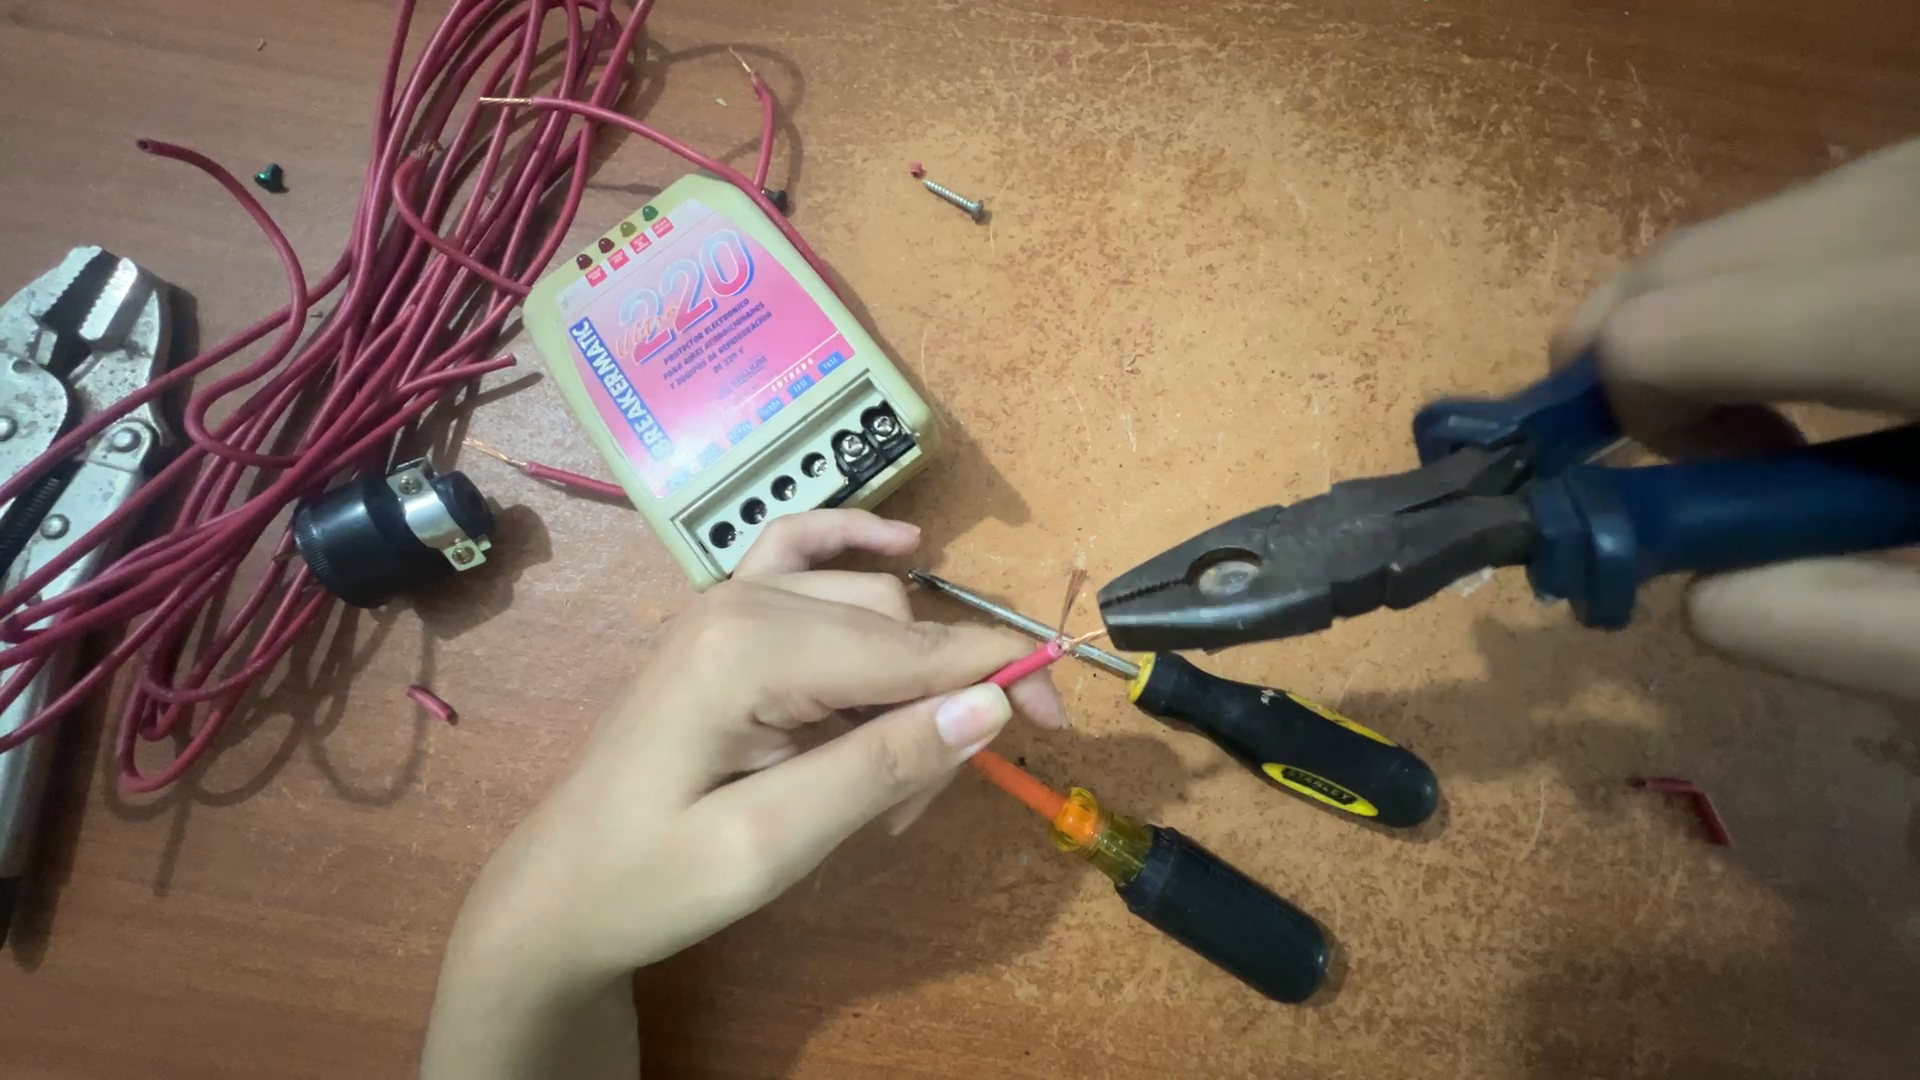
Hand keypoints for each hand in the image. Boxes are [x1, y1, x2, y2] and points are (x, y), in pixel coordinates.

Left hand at [421, 510, 1064, 1078]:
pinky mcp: (729, 611)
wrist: (564, 883)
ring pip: (870, 605)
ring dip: (905, 675)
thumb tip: (988, 703)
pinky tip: (901, 544)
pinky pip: (804, 544)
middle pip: (895, 628)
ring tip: (884, 769)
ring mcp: (733, 596)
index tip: (1057, 716)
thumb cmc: (656, 878)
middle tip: (923, 803)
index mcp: (750, 652)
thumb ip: (881, 765)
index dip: (994, 679)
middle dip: (939, 702)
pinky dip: (857, 539)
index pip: (909, 651)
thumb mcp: (773, 845)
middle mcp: (746, 600)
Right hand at [1552, 138, 1919, 700]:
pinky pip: (1829, 210)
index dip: (1621, 417)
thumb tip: (1698, 596)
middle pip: (1677, 263)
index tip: (1699, 485)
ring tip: (1819, 395)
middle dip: (1636, 364)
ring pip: (1746, 231)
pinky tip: (1881, 341)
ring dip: (1712, 326)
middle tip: (1723, 446)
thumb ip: (1858, 632)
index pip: (1656, 334)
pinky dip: (1790, 286)